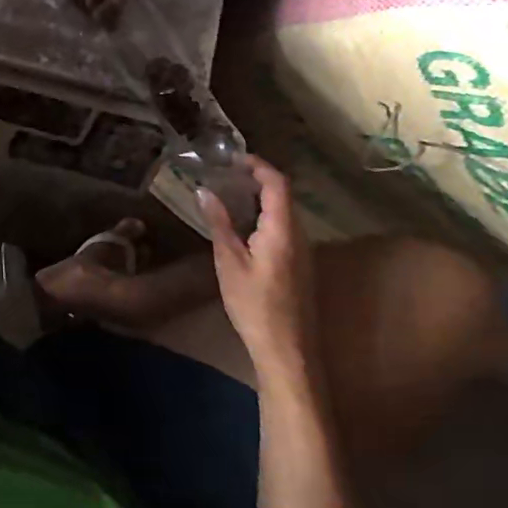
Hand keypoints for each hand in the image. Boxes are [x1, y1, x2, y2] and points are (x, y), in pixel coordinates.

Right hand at [199, 155, 316, 378]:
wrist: (287, 350)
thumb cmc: (255, 305)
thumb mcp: (229, 262)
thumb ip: (219, 224)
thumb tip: (205, 190)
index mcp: (283, 230)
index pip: (278, 184)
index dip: (258, 165)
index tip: (233, 158)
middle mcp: (299, 235)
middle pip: (283, 196)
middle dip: (256, 179)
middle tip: (224, 174)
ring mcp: (302, 251)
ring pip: (283, 212)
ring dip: (259, 198)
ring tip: (227, 194)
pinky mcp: (298, 265)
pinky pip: (283, 228)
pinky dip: (262, 216)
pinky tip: (241, 225)